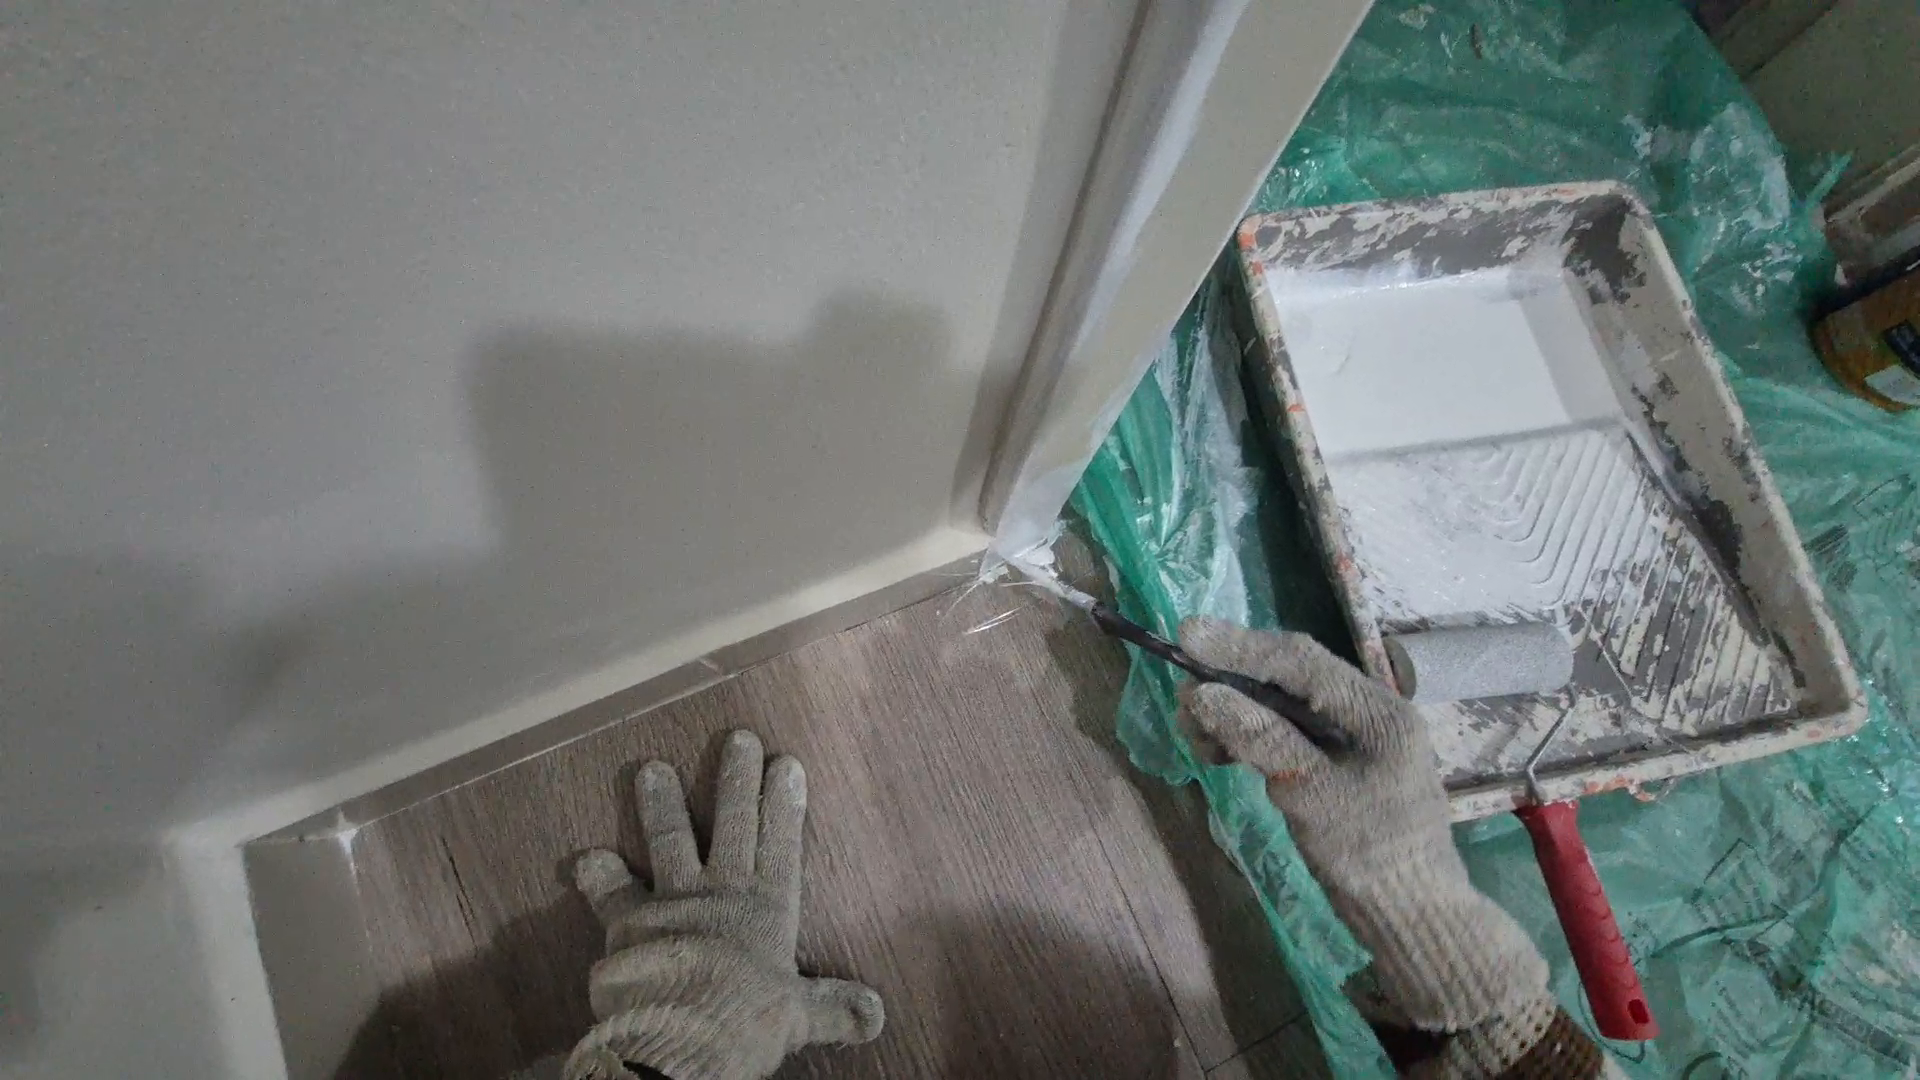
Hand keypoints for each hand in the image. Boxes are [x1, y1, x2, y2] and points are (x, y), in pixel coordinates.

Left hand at [563, 730, 883, 1079]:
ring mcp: (675, 899)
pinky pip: (612, 895)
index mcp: (766, 904)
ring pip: (671, 838)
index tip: (786, 762)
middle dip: (737, 778)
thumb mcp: (798, 1016)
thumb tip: (878, 1017)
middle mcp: (724, 889)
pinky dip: (599, 877)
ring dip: (661, 803)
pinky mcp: (630, 920)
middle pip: (734, 821)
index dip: (784, 801)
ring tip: (652, 768)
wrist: (680, 1040)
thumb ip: (835, 1007)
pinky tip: (585, 859)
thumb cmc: (745, 1023)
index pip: (780, 840)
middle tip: (738, 738)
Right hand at [1176, 618, 1547, 1033]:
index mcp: (1376, 709)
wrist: (1406, 914)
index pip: (1299, 660)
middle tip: (1182, 688)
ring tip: (1191, 729)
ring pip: (1276, 699)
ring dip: (1230, 708)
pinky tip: (1215, 749)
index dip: (1239, 645)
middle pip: (1286, 672)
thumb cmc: (1368, 855)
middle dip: (1230, 676)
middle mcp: (1363, 708)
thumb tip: (1200, 693)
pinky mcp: (1328, 754)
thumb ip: (1260, 737)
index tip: (1186, 637)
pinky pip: (1277, 726)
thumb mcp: (1311, 794)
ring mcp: (1346, 731)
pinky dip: (1242, 732)